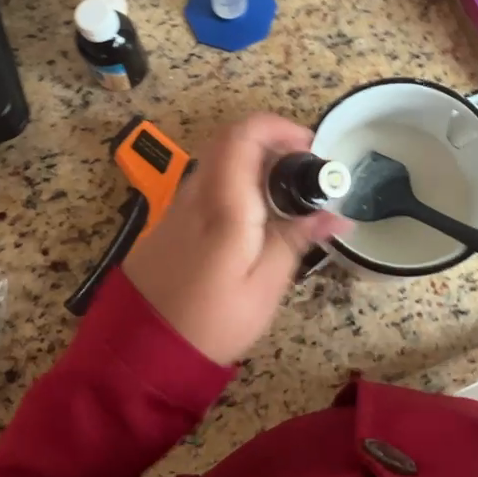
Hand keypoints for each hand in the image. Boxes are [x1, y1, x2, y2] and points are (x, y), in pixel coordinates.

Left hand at [124, 115, 346, 365]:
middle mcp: (195, 194)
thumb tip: (335, 216)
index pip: (243, 135)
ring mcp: (176, 206)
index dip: (278, 127)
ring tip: (284, 196)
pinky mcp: (168, 221)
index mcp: (222, 205)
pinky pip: (205, 184)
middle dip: (271, 142)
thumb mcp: (264, 287)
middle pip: (229, 140)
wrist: (142, 349)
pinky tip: (253, 216)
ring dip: (252, 163)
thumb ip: (295, 241)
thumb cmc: (211, 322)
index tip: (308, 147)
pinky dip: (235, 183)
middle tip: (303, 171)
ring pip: (217, 161)